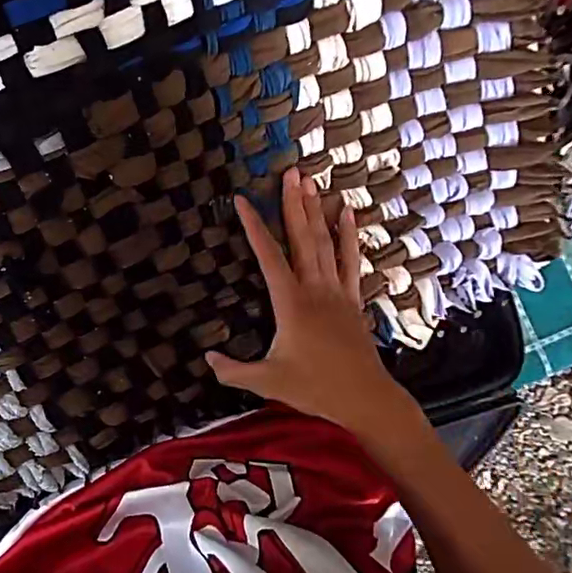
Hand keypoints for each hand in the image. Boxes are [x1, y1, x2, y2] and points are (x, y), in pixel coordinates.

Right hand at [209, 168, 422, 438]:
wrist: (365, 398)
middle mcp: (314, 288)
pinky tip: (347, 212)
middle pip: (302, 238)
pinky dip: (349, 235)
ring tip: (310, 182)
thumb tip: (206, 359)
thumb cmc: (315, 389)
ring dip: (316, 210)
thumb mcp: (267, 383)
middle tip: (289, 173)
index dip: (253, 226)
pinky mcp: (352, 299)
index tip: (242, 200)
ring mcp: (337, 291)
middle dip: (293, 204)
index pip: (268, 256)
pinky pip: (350, 260)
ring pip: (325, 243)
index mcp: (291, 303)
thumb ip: (233, 371)